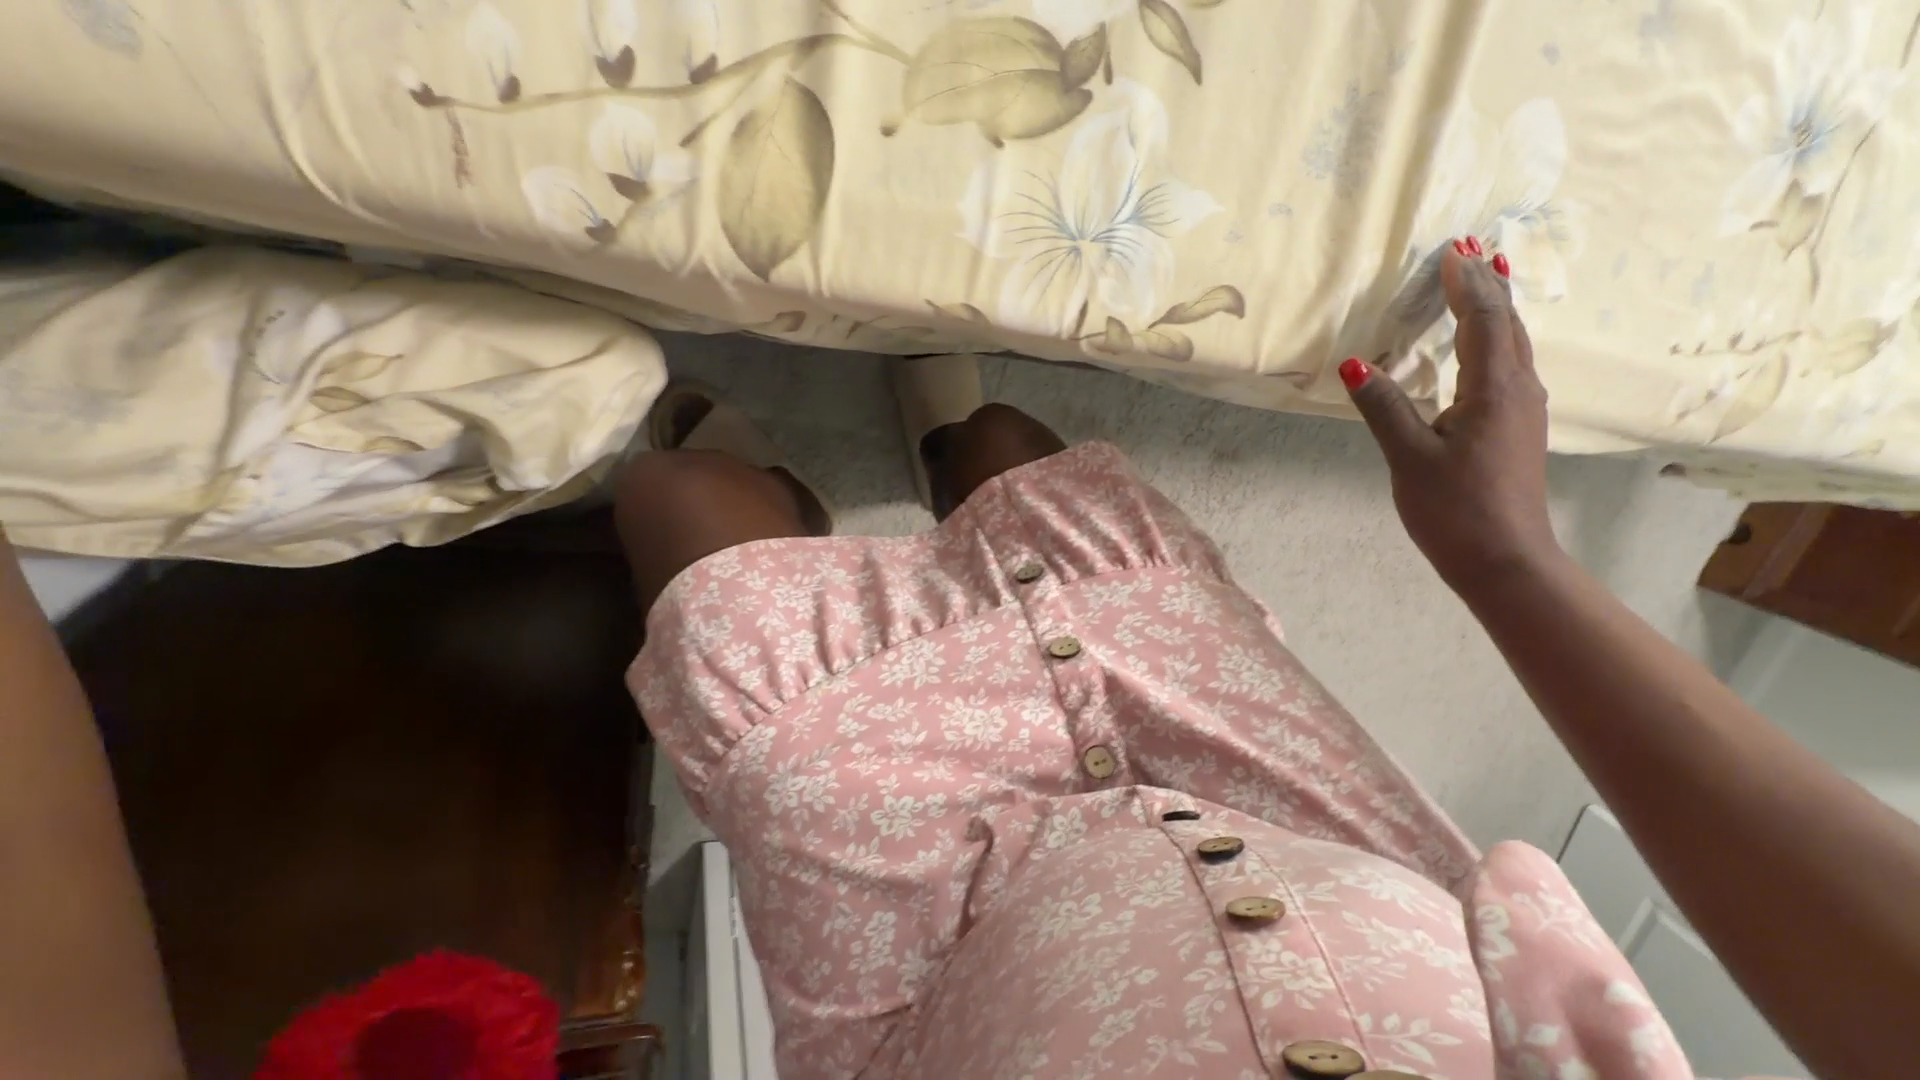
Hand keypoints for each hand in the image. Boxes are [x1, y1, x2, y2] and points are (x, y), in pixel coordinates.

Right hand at [1342, 242, 1561, 592]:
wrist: (1505, 560)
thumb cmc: (1455, 510)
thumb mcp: (1410, 458)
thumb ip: (1384, 407)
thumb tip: (1352, 364)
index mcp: (1494, 390)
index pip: (1482, 320)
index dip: (1465, 284)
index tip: (1451, 249)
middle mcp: (1518, 390)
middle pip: (1507, 323)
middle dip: (1488, 284)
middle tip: (1472, 249)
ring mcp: (1524, 410)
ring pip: (1513, 343)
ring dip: (1496, 308)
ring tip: (1483, 281)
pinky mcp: (1519, 428)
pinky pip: (1511, 364)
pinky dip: (1496, 338)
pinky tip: (1485, 344)